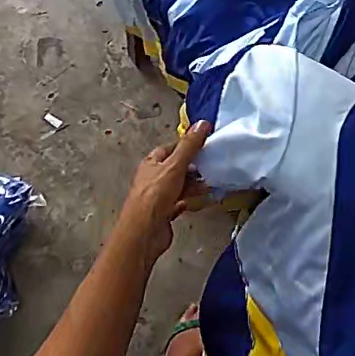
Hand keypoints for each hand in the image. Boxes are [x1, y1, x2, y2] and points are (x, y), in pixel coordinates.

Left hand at [114, 122, 210, 265]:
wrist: (145, 232)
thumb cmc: (155, 196)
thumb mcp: (175, 165)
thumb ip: (190, 145)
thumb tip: (202, 123)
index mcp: (150, 164)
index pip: (170, 149)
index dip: (186, 145)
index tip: (204, 144)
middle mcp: (151, 179)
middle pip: (176, 168)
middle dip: (193, 167)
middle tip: (209, 166)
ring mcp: (157, 197)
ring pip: (179, 185)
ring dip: (193, 185)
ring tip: (208, 184)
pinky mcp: (163, 213)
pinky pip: (179, 203)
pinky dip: (189, 200)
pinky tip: (197, 201)